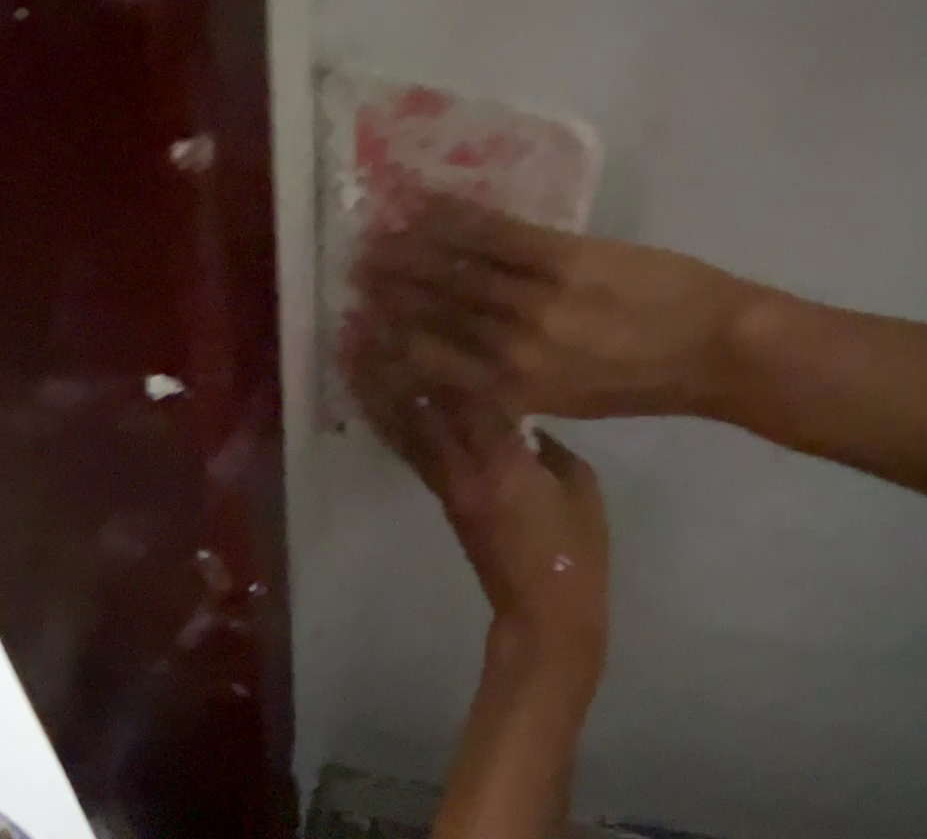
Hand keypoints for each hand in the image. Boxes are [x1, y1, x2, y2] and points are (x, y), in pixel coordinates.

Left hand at [348, 327, 608, 666]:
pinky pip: (408, 450)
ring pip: (402, 423)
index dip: (435, 347)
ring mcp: (446, 482)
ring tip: (346, 349)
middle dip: (386, 357)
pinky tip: (368, 396)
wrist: (545, 615)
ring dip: (371, 384)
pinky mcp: (442, 497)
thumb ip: (552, 443)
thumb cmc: (575, 552)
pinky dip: (385, 419)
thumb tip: (527, 416)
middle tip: (356, 318)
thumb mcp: (581, 486)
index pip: (464, 389)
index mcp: (504, 457)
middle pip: (418, 401)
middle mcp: (464, 464)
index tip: (410, 310)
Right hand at [358, 194, 760, 418]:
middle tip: (355, 271)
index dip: (390, 338)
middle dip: (388, 290)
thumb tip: (455, 355)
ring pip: (456, 269)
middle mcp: (513, 347)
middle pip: (433, 312)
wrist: (713, 350)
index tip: (362, 322)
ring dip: (410, 249)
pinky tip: (425, 205)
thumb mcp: (566, 401)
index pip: (431, 361)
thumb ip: (507, 382)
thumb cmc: (639, 385)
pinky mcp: (563, 256)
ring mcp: (537, 298)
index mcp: (514, 391)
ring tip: (377, 236)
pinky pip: (494, 232)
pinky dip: (454, 217)